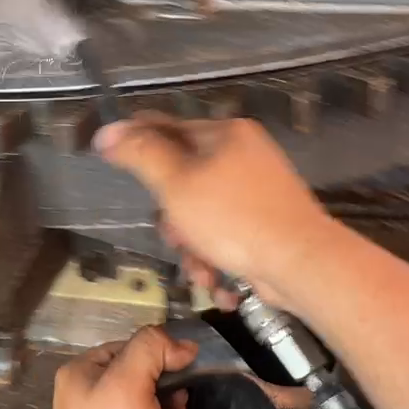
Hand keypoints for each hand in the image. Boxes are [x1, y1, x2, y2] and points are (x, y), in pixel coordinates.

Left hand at [52, 326, 197, 408]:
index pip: (127, 345)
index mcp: (78, 372)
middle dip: (166, 382)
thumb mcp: (130, 384)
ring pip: (147, 395)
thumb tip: (182, 344)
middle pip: (139, 370)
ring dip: (169, 403)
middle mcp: (85, 392)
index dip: (157, 353)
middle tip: (179, 400)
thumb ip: (152, 350)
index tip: (181, 369)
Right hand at [94, 115, 340, 307]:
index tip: (109, 155)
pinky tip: (218, 280)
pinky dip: (217, 257)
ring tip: (200, 270)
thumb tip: (107, 131)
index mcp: (225, 134)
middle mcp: (244, 155)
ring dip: (193, 247)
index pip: (168, 128)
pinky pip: (225, 233)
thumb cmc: (234, 218)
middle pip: (184, 179)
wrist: (301, 263)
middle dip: (173, 218)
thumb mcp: (176, 185)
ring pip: (202, 213)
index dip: (136, 141)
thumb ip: (140, 155)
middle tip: (173, 235)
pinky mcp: (266, 223)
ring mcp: (258, 190)